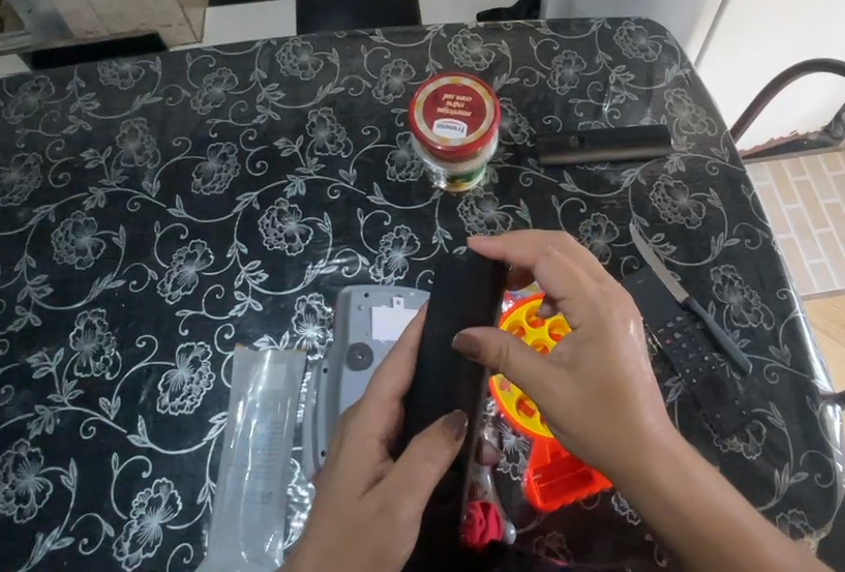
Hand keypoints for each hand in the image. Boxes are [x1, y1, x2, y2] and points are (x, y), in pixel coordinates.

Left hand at [283, 308, 467, 571]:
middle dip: (448, 376)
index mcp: (366, 422)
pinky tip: (467, 463)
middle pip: (410, 384)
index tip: (444, 300)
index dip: (419, 330)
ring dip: (450, 422)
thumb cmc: (355, 544)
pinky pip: (413, 442)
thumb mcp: (398, 502)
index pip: (396, 363)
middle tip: (489, 370)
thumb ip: (429, 453)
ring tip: (488, 439)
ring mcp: (368, 447)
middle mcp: (365, 425)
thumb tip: (460, 412)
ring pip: (416, 416)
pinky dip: (440, 445)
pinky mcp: (375, 468)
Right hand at [453, 230, 675, 486]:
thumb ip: (504, 353)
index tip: (472, 246)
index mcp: (596, 306)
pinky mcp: (618, 315)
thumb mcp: (546, 389)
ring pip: (574, 259)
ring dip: (538, 259)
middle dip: (521, 244)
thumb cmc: (599, 422)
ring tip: (505, 279)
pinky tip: (540, 309)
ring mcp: (618, 302)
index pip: (546, 256)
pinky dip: (555, 279)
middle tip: (484, 256)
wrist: (647, 452)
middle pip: (562, 247)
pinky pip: (583, 279)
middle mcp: (611, 293)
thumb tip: (461, 335)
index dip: (507, 246)